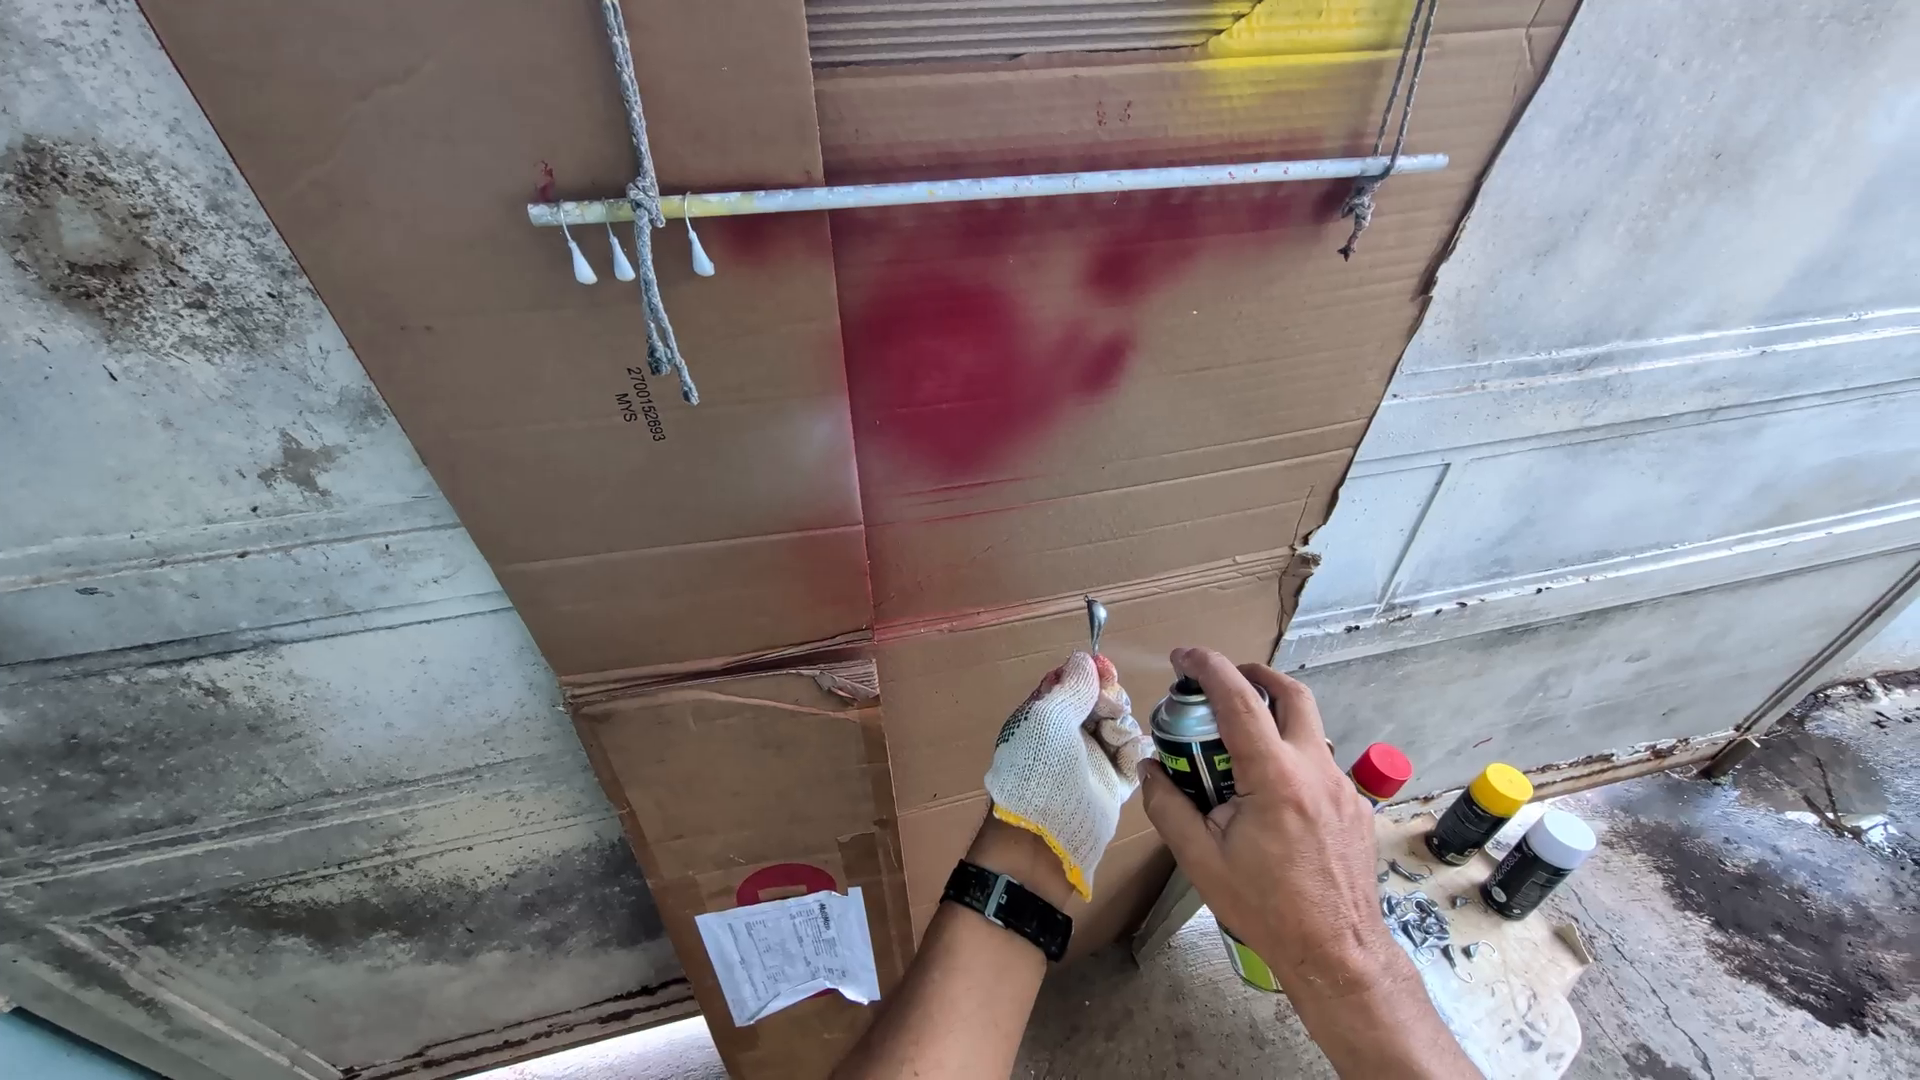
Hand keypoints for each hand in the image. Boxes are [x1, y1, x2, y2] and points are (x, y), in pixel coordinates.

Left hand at [983, 651, 1148, 901]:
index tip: (1105, 670)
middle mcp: (1068, 735)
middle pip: (1102, 702)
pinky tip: (1131, 756)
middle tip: (1110, 711)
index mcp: (1045, 716)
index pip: (1074, 683)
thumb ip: (1071, 686)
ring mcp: (1091, 760)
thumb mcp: (1048, 718)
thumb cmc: (1039, 769)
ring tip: (1116, 740)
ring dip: (1123, 726)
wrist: (1046, 836)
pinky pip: (1133, 758)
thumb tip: (1084, 657)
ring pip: (1120, 726)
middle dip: (1111, 700)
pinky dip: (1135, 752)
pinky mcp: (1112, 785)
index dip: (1091, 675)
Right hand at [1139, 647, 1398, 996]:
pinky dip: (1289, 753)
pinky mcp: (1355, 805)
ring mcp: (1342, 787)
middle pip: (1291, 693)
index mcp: (1274, 779)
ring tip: (1238, 740)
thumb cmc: (1267, 907)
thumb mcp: (1201, 860)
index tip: (1182, 656)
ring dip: (1273, 715)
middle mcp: (1315, 771)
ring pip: (1309, 727)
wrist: (1338, 953)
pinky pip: (1319, 761)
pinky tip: (1268, 790)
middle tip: (1222, 679)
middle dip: (1254, 674)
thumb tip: (1149, 768)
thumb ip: (1168, 806)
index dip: (1207, 667)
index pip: (1238, 700)